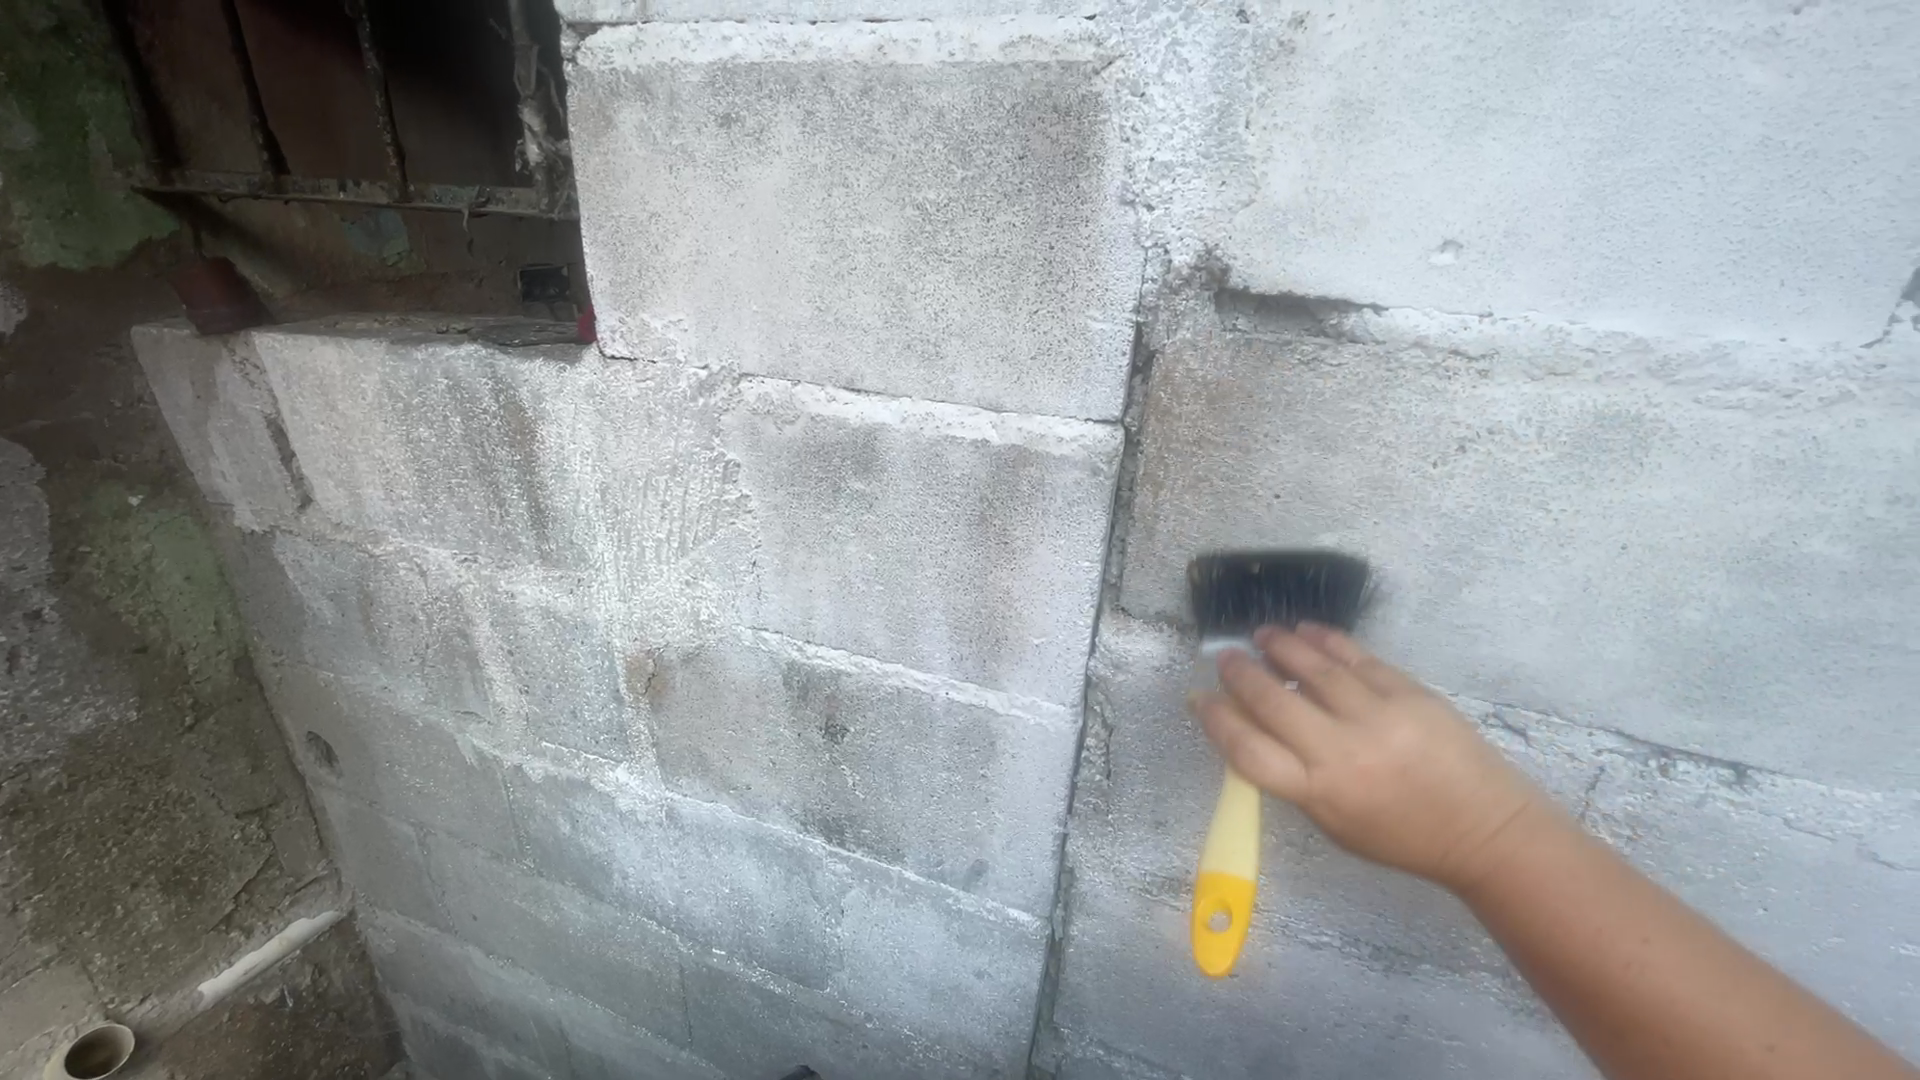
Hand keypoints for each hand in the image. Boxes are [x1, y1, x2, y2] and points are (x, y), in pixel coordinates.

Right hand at [1189, 624, 1559, 891]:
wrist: (1487, 830)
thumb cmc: (1400, 836)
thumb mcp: (1331, 822)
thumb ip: (1290, 777)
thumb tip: (1251, 726)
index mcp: (1318, 792)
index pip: (1246, 750)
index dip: (1216, 719)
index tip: (1198, 697)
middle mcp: (1342, 752)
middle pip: (1272, 701)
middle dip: (1241, 673)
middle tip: (1226, 656)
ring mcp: (1378, 717)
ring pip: (1313, 668)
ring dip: (1280, 646)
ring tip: (1262, 634)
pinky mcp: (1410, 693)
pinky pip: (1356, 657)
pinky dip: (1325, 640)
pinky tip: (1306, 631)